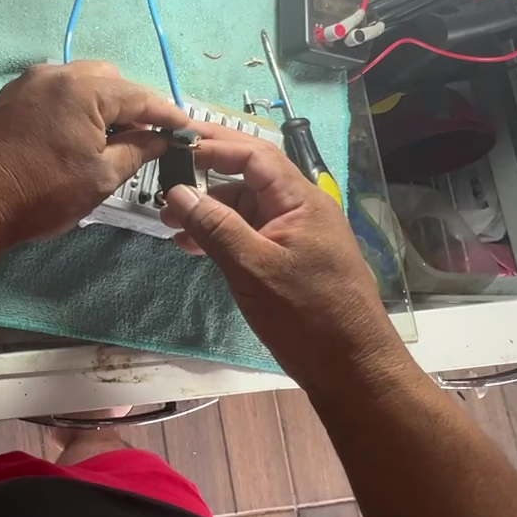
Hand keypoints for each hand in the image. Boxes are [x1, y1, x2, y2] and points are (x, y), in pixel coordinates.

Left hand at [0, 62, 188, 250]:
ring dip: (101, 104)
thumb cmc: (41, 195)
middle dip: (132, 105)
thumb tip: (163, 138)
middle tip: (148, 136)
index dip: (166, 113)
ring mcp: (28, 82)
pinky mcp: (10, 96)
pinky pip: (54, 91)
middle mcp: (55, 74)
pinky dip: (74, 106)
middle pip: (109, 81)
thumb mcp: (101, 177)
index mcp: (82, 89)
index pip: (139, 95)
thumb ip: (138, 150)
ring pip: (80, 82)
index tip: (187, 128)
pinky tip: (78, 133)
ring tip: (113, 137)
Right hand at [159, 134, 407, 390]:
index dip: (213, 145)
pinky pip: (245, 231)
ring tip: (167, 220)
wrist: (352, 371)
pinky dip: (216, 233)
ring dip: (205, 207)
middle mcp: (297, 208)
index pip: (253, 154)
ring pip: (242, 205)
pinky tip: (189, 244)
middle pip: (247, 174)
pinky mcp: (285, 258)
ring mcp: (292, 233)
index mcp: (299, 200)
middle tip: (164, 167)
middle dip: (205, 170)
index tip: (173, 145)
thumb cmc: (307, 316)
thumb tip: (177, 190)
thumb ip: (214, 226)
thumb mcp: (253, 268)